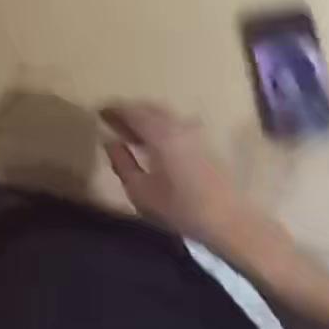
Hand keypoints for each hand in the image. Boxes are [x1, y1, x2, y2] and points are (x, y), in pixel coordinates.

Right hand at [100, 101, 260, 247]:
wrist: (229, 221)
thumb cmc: (180, 209)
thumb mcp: (140, 191)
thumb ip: (121, 162)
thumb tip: (110, 141)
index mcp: (160, 132)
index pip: (132, 110)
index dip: (113, 109)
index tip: (99, 112)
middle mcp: (178, 124)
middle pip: (148, 108)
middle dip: (128, 111)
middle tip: (111, 121)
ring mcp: (194, 131)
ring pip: (162, 114)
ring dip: (144, 118)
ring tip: (129, 133)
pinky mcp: (204, 141)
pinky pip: (173, 123)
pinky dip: (158, 125)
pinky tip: (152, 142)